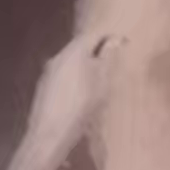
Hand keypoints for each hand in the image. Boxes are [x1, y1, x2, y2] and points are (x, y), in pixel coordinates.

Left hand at [0, 32, 124, 169]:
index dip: (111, 36)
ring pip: (72, 60)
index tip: (125, 43)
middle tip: (114, 59)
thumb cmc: (81, 105)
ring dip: (87, 63)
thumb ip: (108, 58)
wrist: (49, 135)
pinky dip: (77, 75)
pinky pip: (65, 73)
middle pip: (81, 46)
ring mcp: (49, 72)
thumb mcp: (102, 81)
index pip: (95, 34)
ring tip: (101, 76)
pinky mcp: (44, 87)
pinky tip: (82, 91)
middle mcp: (59, 57)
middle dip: (98, 49)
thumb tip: (115, 40)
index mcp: (74, 51)